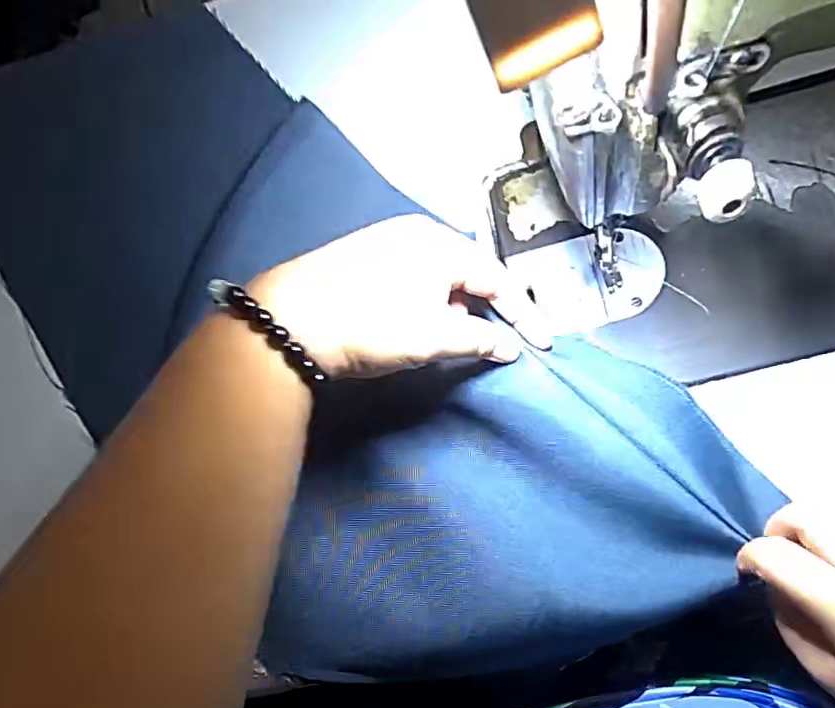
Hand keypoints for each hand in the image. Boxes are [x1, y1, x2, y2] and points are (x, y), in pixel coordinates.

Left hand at [246, 215, 551, 378]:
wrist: (291, 323)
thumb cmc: (372, 325)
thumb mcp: (435, 337)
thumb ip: (481, 341)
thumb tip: (510, 347)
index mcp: (440, 244)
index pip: (498, 279)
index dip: (524, 315)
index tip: (542, 344)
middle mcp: (418, 234)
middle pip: (474, 274)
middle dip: (496, 309)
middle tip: (512, 338)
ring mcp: (391, 244)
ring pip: (447, 277)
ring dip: (465, 309)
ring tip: (472, 338)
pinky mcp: (370, 261)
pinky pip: (423, 280)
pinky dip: (439, 304)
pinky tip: (434, 326)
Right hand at [736, 503, 834, 707]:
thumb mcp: (832, 679)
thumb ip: (792, 625)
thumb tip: (774, 585)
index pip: (779, 556)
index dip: (750, 557)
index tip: (747, 571)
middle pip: (807, 513)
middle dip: (778, 529)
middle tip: (778, 557)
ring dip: (812, 524)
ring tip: (812, 555)